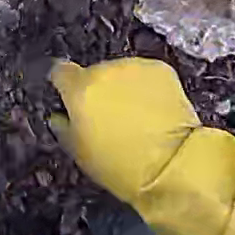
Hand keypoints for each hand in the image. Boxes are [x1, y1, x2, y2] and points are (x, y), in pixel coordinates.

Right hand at [50, 57, 234, 234]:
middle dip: (98, 89)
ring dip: (123, 87)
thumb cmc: (121, 168)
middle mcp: (104, 69)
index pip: (60, 71)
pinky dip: (147, 87)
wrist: (175, 168)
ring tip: (137, 115)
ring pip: (121, 72)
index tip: (70, 98)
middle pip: (94, 73)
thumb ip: (64, 128)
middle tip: (110, 116)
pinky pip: (145, 74)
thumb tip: (59, 115)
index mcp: (80, 89)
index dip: (64, 84)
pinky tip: (156, 110)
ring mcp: (134, 66)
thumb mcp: (81, 154)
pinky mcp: (161, 68)